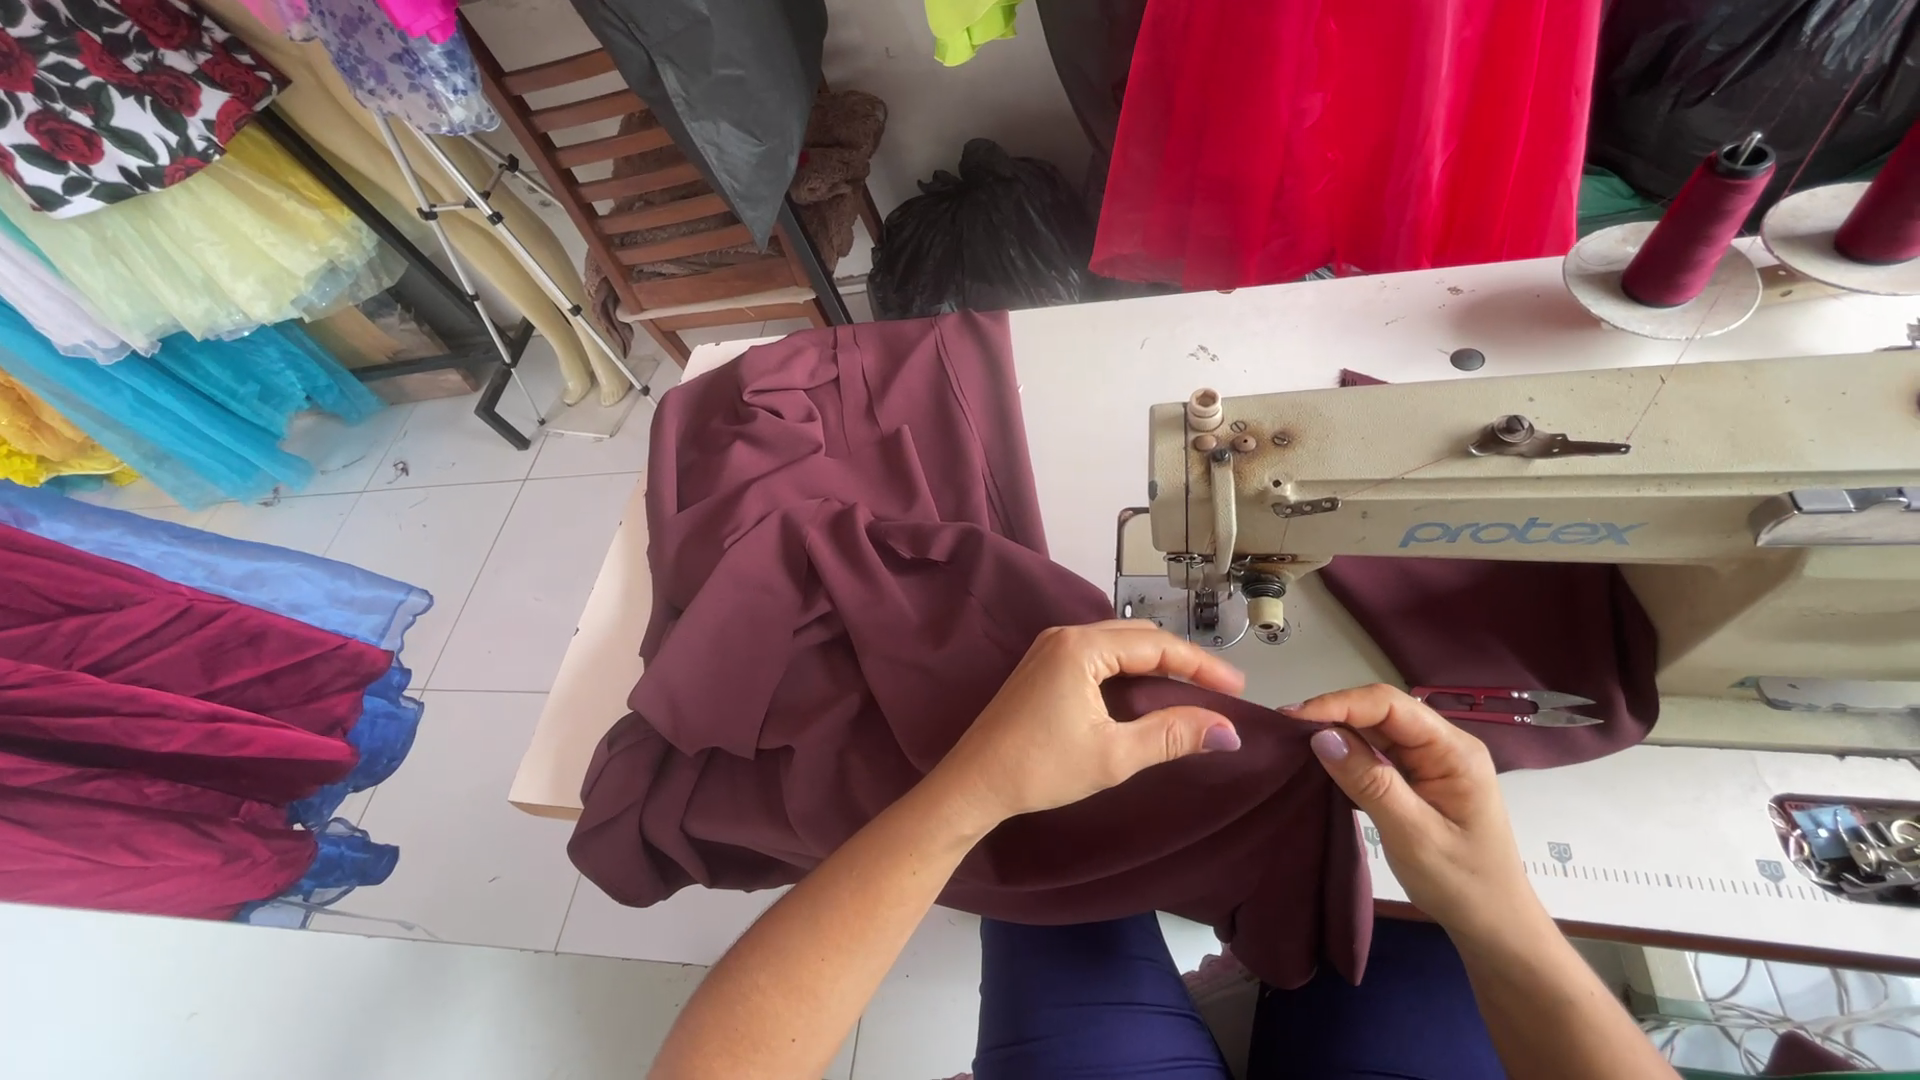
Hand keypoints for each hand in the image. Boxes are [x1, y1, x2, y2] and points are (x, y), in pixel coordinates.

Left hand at [928, 621, 1245, 828]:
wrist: (973, 782)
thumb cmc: (1041, 768)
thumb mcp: (1114, 755)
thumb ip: (1173, 735)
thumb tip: (1227, 731)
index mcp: (1081, 647)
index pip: (1156, 645)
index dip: (1202, 665)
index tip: (1238, 688)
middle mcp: (1065, 635)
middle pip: (1138, 636)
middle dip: (1181, 660)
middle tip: (1219, 690)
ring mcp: (1049, 647)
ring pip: (1118, 642)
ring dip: (1155, 661)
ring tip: (1191, 689)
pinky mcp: (1042, 664)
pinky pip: (1098, 653)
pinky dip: (1129, 667)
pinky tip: (1145, 690)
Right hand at [1288, 684, 1538, 939]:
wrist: (1493, 926)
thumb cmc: (1463, 883)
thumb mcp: (1414, 835)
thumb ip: (1370, 783)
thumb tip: (1321, 736)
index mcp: (1453, 751)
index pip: (1389, 706)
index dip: (1339, 704)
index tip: (1293, 718)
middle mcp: (1441, 746)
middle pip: (1378, 712)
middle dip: (1331, 715)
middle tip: (1284, 731)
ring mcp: (1428, 761)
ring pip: (1372, 730)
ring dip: (1334, 733)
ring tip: (1293, 743)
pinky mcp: (1414, 777)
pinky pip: (1373, 751)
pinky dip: (1344, 753)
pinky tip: (1319, 763)